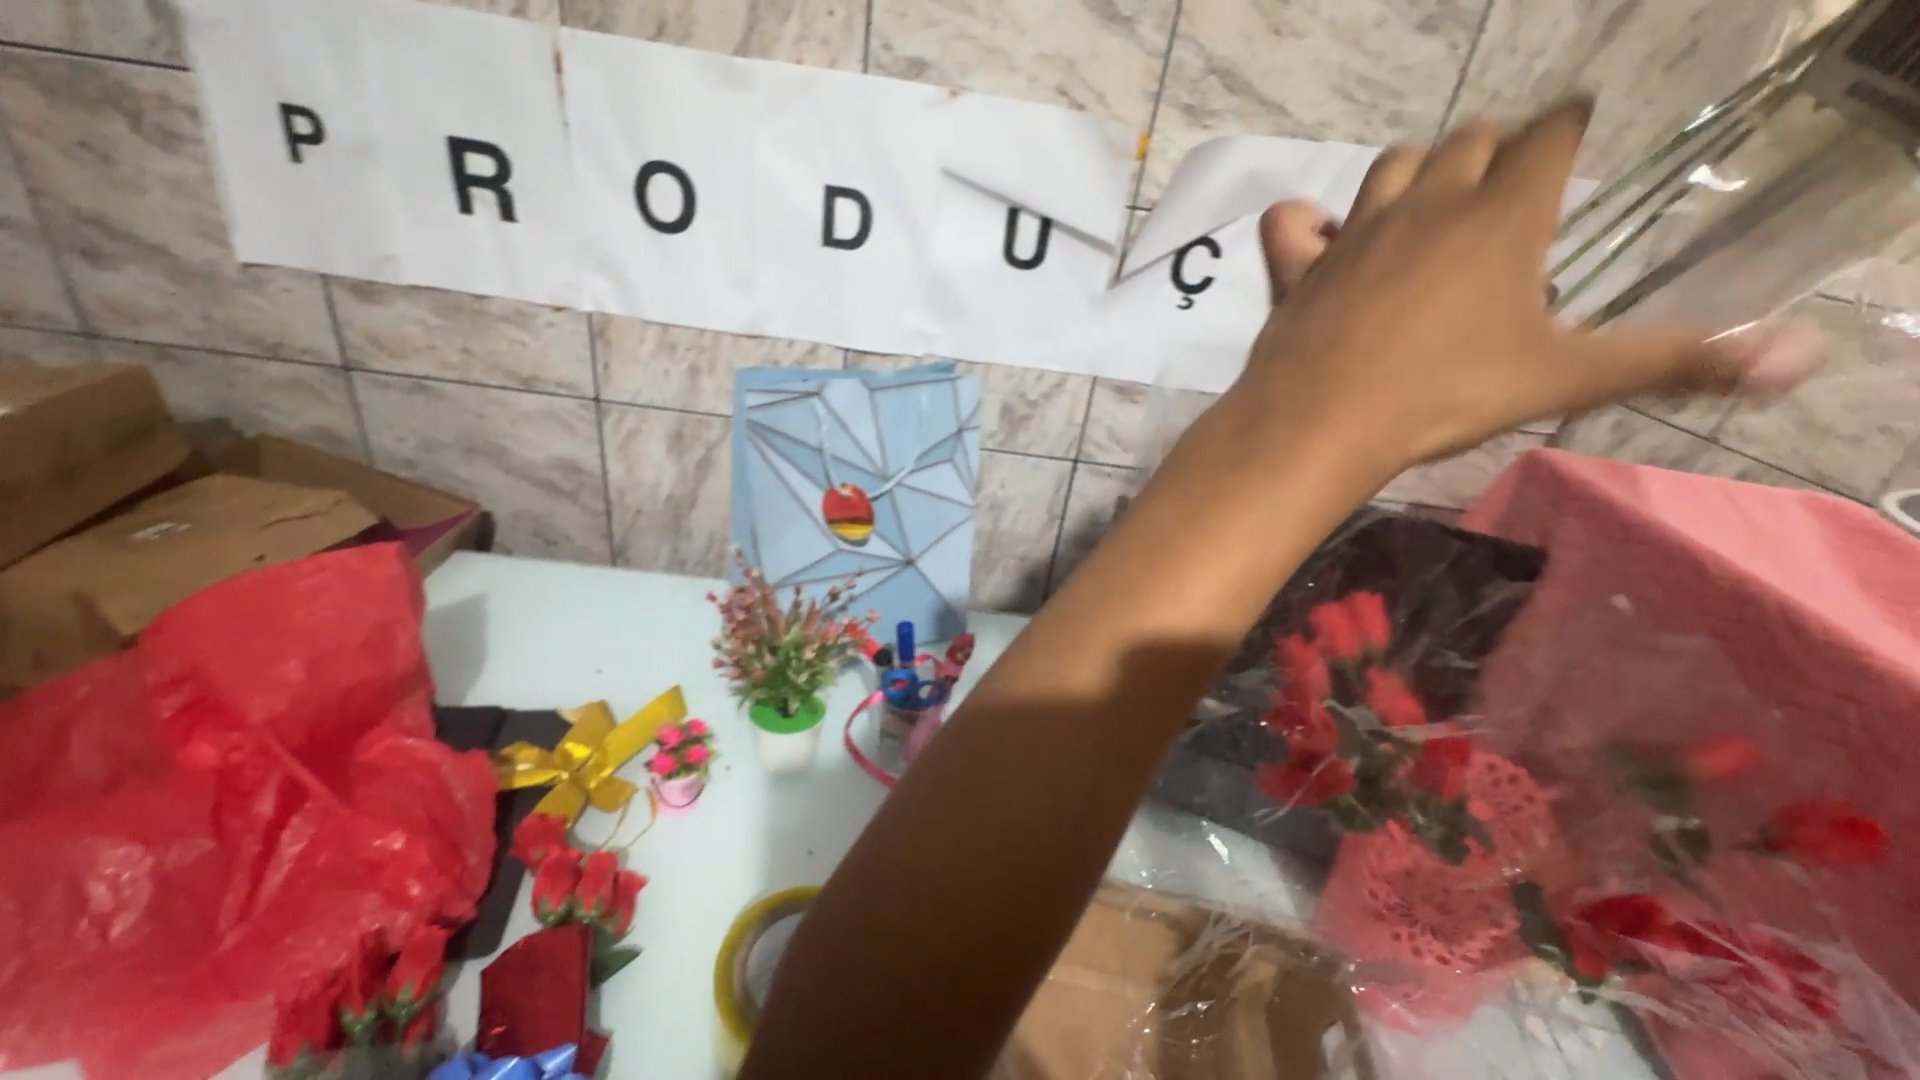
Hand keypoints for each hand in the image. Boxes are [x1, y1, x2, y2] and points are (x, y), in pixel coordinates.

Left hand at [1229, 100, 1820, 471]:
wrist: (1324, 422)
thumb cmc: (1446, 396)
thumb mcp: (1566, 379)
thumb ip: (1673, 360)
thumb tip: (1798, 358)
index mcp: (1503, 214)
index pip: (1551, 133)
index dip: (1567, 130)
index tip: (1572, 140)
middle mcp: (1427, 202)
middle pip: (1471, 139)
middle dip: (1496, 151)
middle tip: (1505, 190)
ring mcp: (1355, 231)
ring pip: (1390, 165)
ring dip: (1415, 173)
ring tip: (1428, 211)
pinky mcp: (1297, 265)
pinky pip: (1290, 221)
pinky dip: (1305, 224)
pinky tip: (1323, 243)